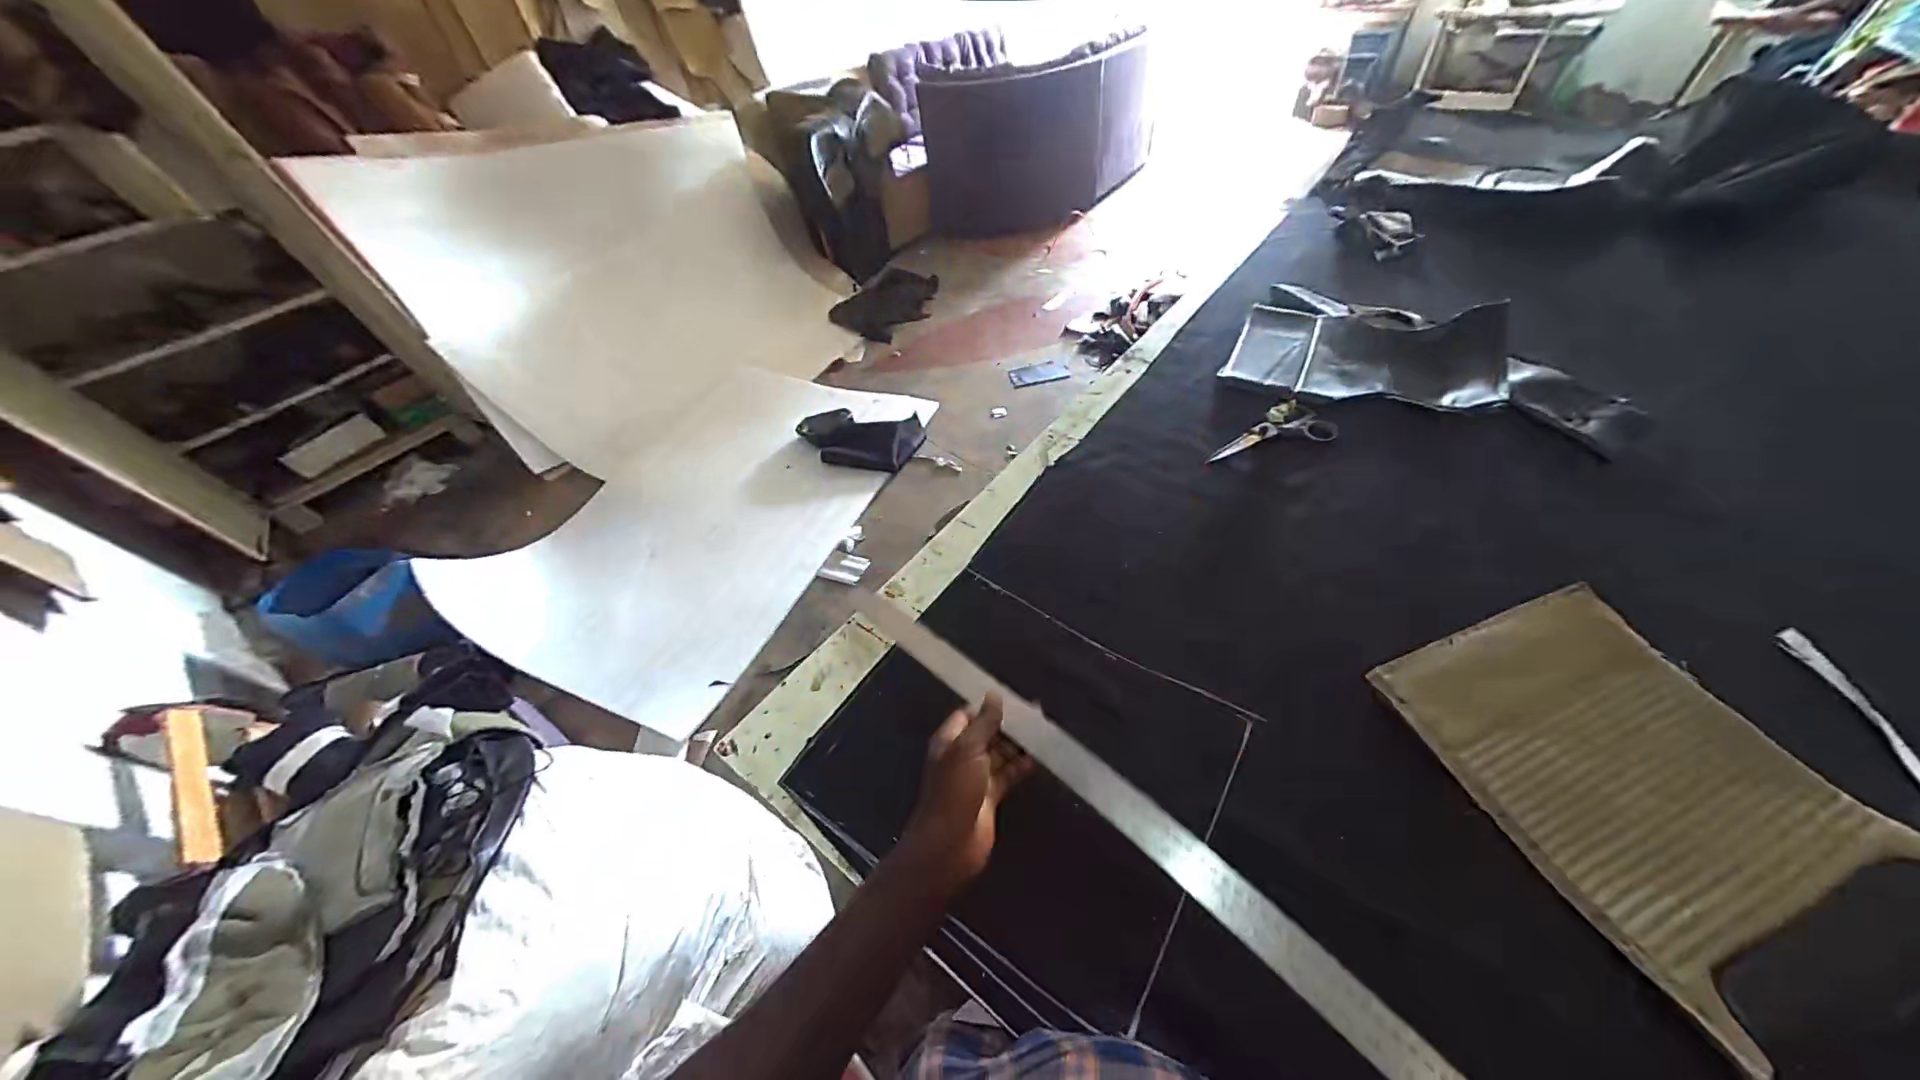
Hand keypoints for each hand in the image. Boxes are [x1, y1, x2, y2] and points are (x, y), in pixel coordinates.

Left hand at [898, 694, 1034, 893]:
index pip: (969, 715)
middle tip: (1037, 715)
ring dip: (1018, 745)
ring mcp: (976, 777)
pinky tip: (1039, 758)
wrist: (949, 844)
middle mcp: (962, 756)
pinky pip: (1007, 775)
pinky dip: (1021, 766)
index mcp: (949, 741)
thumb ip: (983, 722)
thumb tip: (993, 695)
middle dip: (1008, 725)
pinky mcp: (990, 796)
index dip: (989, 707)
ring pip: (1000, 754)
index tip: (1015, 700)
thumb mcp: (967, 750)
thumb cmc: (954, 791)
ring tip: (1043, 732)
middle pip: (987, 733)